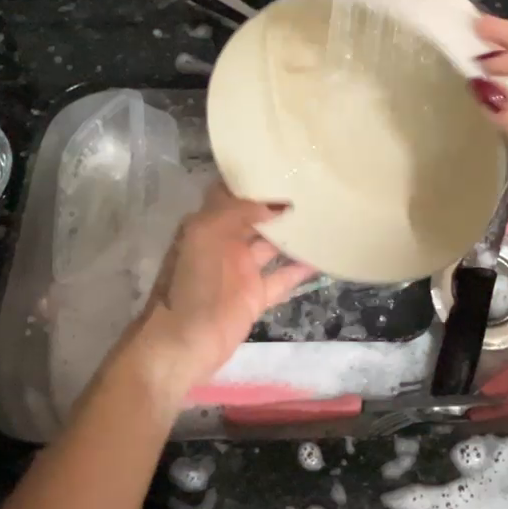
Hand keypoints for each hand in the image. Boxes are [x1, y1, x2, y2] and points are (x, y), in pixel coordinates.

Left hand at [123, 183, 314, 403]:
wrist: (182, 343)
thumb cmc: (190, 283)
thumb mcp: (206, 234)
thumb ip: (237, 211)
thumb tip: (274, 204)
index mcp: (208, 223)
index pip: (232, 192)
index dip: (254, 180)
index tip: (284, 166)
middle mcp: (225, 241)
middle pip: (256, 217)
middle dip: (279, 204)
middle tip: (314, 187)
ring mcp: (241, 269)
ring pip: (272, 245)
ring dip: (294, 234)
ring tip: (325, 217)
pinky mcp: (254, 296)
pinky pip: (281, 278)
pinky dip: (300, 269)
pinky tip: (323, 257)